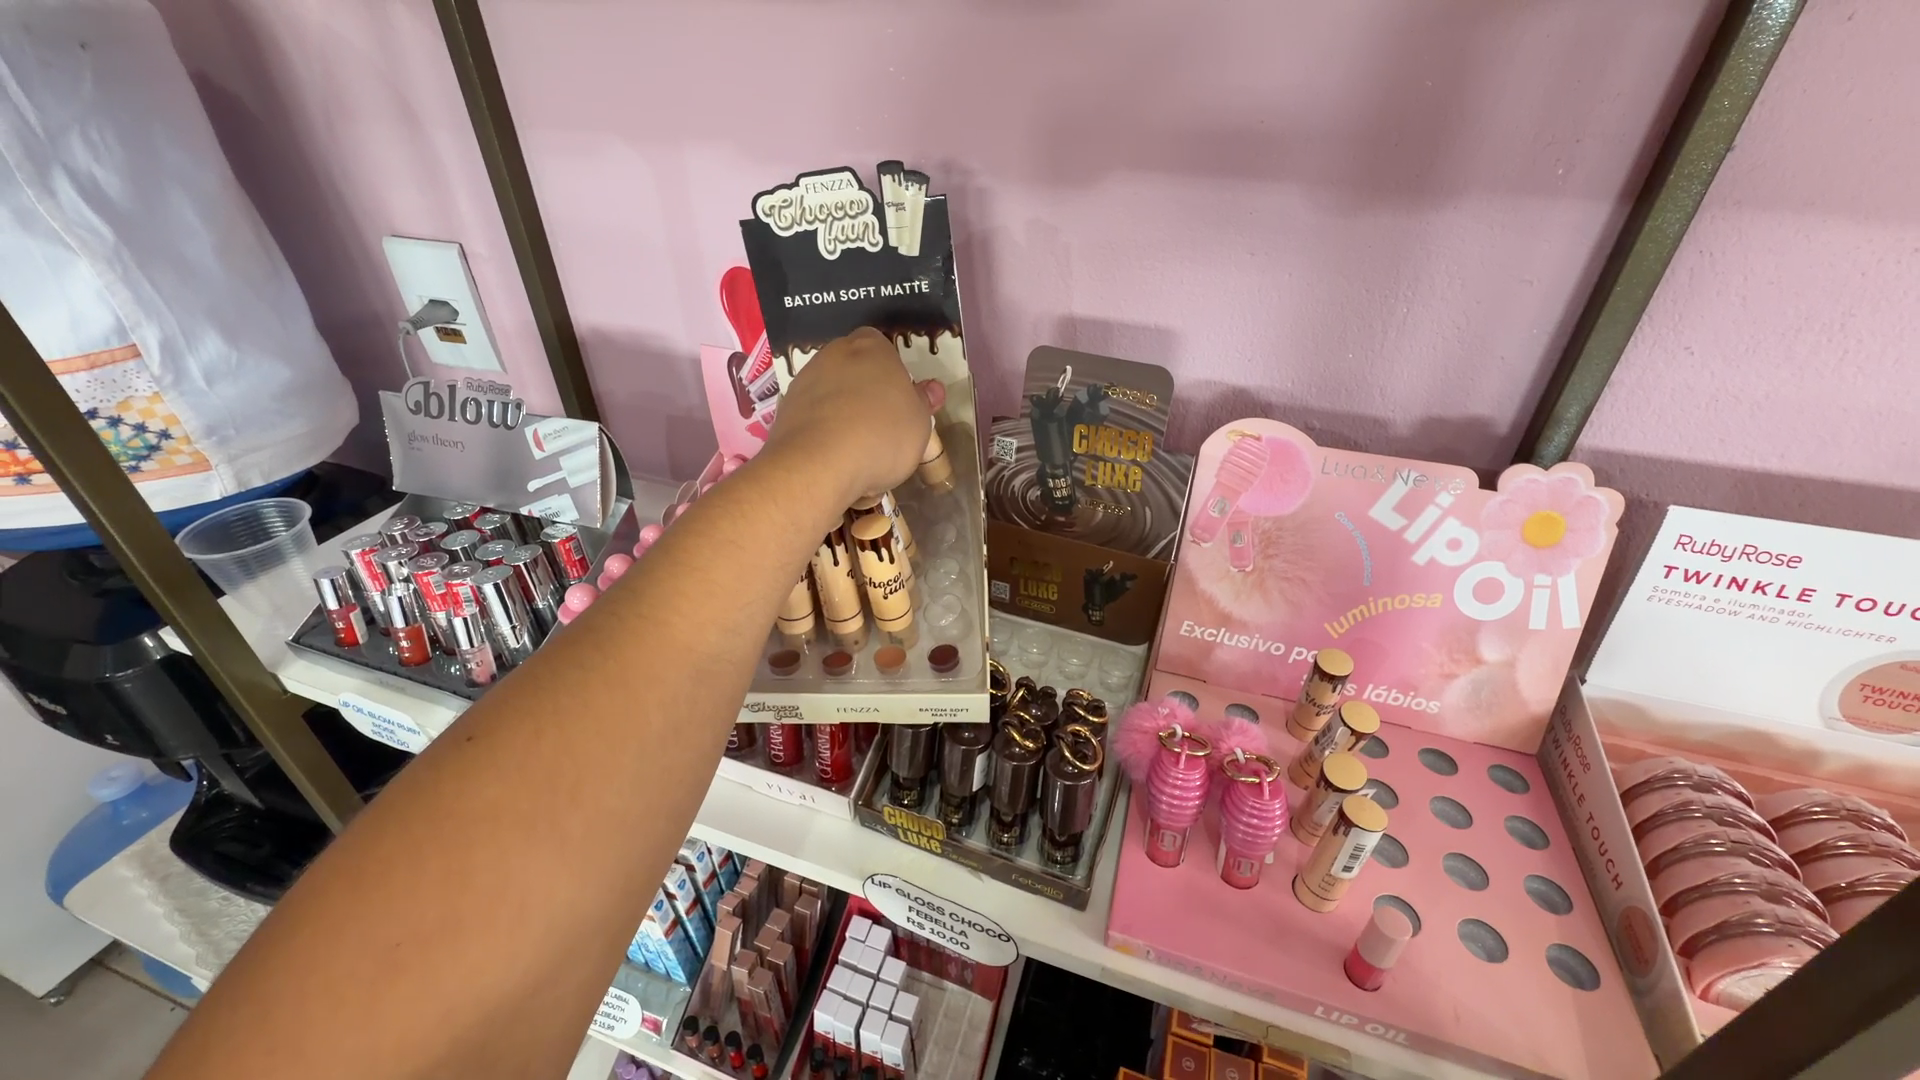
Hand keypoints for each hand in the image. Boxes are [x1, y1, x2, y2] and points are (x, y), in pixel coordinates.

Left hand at [763, 328, 940, 505]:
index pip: (882, 346)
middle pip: (854, 368)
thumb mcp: (919, 423)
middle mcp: (833, 354)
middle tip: (881, 425)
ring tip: (856, 448)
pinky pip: (812, 417)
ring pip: (830, 392)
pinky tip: (833, 457)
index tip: (900, 402)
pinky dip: (822, 431)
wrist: (819, 465)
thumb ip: (923, 403)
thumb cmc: (882, 435)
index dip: (892, 373)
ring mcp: (805, 381)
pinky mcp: (785, 410)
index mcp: (871, 347)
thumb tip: (932, 390)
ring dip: (841, 411)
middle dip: (865, 390)